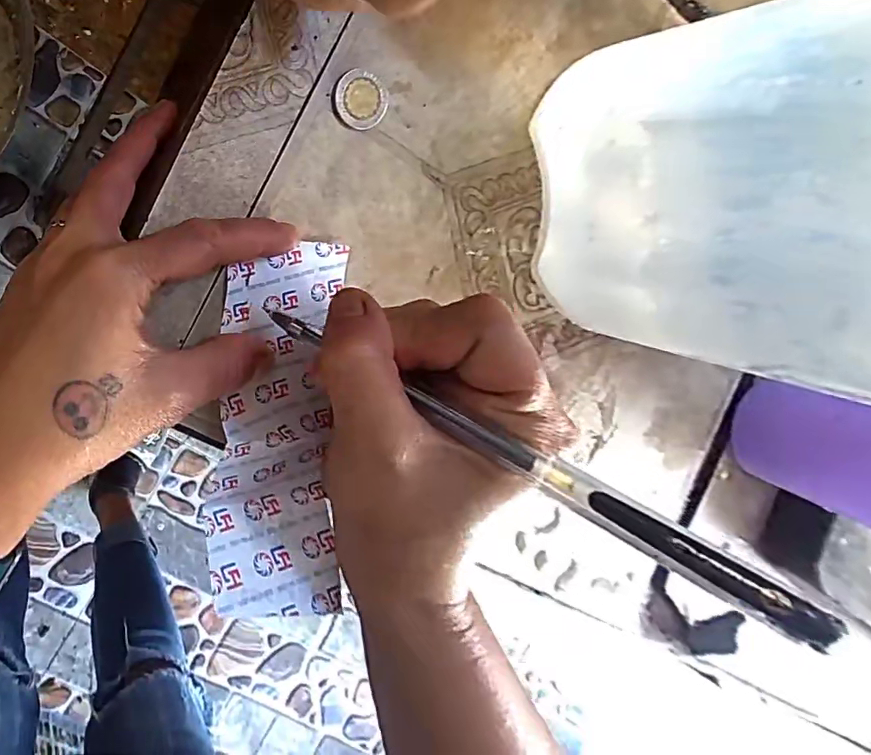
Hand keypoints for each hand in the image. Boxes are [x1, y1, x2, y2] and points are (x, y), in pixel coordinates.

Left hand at [0, 103, 297, 553]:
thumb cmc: (74, 424)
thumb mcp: (159, 396)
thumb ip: (218, 365)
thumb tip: (264, 346)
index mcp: (114, 273)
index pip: (196, 242)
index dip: (246, 236)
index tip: (285, 234)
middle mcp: (74, 253)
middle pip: (112, 180)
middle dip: (141, 141)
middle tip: (166, 111)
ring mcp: (40, 265)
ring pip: (82, 203)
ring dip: (111, 175)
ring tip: (137, 162)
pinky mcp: (24, 286)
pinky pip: (65, 233)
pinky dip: (91, 214)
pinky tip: (104, 237)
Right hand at [317, 290, 575, 605]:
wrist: (393, 571)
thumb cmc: (396, 523)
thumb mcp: (373, 442)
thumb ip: (360, 366)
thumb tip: (349, 300)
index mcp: (526, 409)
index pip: (479, 323)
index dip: (419, 334)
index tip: (375, 374)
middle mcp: (511, 391)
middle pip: (443, 320)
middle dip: (386, 345)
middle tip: (345, 382)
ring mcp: (476, 391)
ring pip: (417, 330)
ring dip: (371, 354)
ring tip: (347, 394)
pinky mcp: (446, 394)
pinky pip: (402, 348)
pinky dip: (369, 363)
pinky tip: (356, 394)